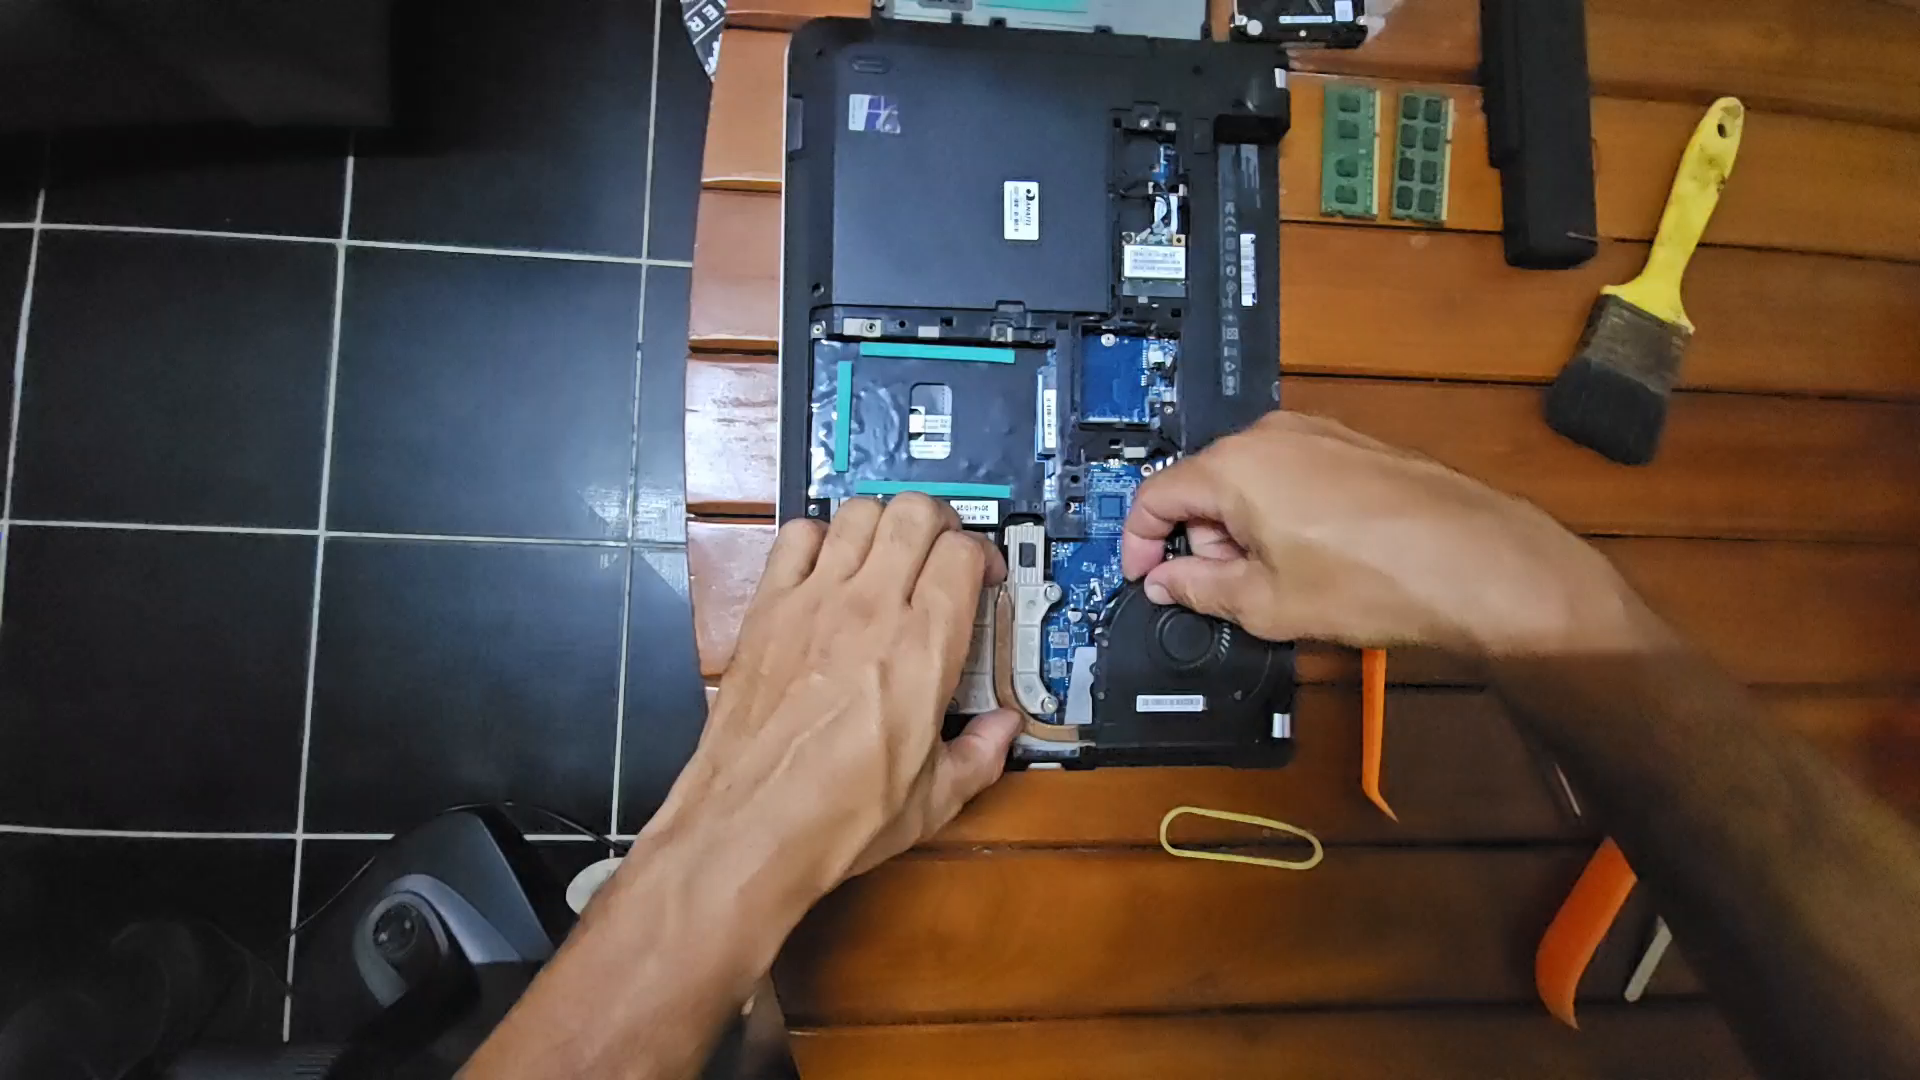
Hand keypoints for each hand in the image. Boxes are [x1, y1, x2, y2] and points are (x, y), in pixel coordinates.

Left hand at [654, 495, 1021, 910]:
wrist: (748, 828)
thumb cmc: (839, 815)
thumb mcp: (933, 798)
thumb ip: (982, 755)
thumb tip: (1005, 730)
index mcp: (923, 649)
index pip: (964, 554)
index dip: (982, 554)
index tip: (981, 577)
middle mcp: (871, 610)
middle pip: (914, 513)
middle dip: (939, 521)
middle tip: (940, 551)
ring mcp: (815, 602)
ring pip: (859, 513)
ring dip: (885, 522)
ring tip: (889, 551)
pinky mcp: (769, 609)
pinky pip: (796, 536)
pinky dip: (819, 536)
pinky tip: (828, 566)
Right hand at [1120, 412, 1657, 655]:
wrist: (1487, 567)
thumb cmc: (1369, 583)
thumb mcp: (1264, 602)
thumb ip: (1196, 587)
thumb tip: (1162, 581)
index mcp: (1233, 466)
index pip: (1154, 496)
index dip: (1138, 542)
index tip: (1143, 579)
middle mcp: (1268, 434)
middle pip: (1199, 485)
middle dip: (1197, 538)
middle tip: (1224, 586)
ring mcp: (1315, 431)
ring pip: (1242, 478)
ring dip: (1237, 527)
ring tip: (1277, 575)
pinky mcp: (1351, 442)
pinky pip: (1285, 471)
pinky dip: (1275, 510)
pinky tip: (1312, 550)